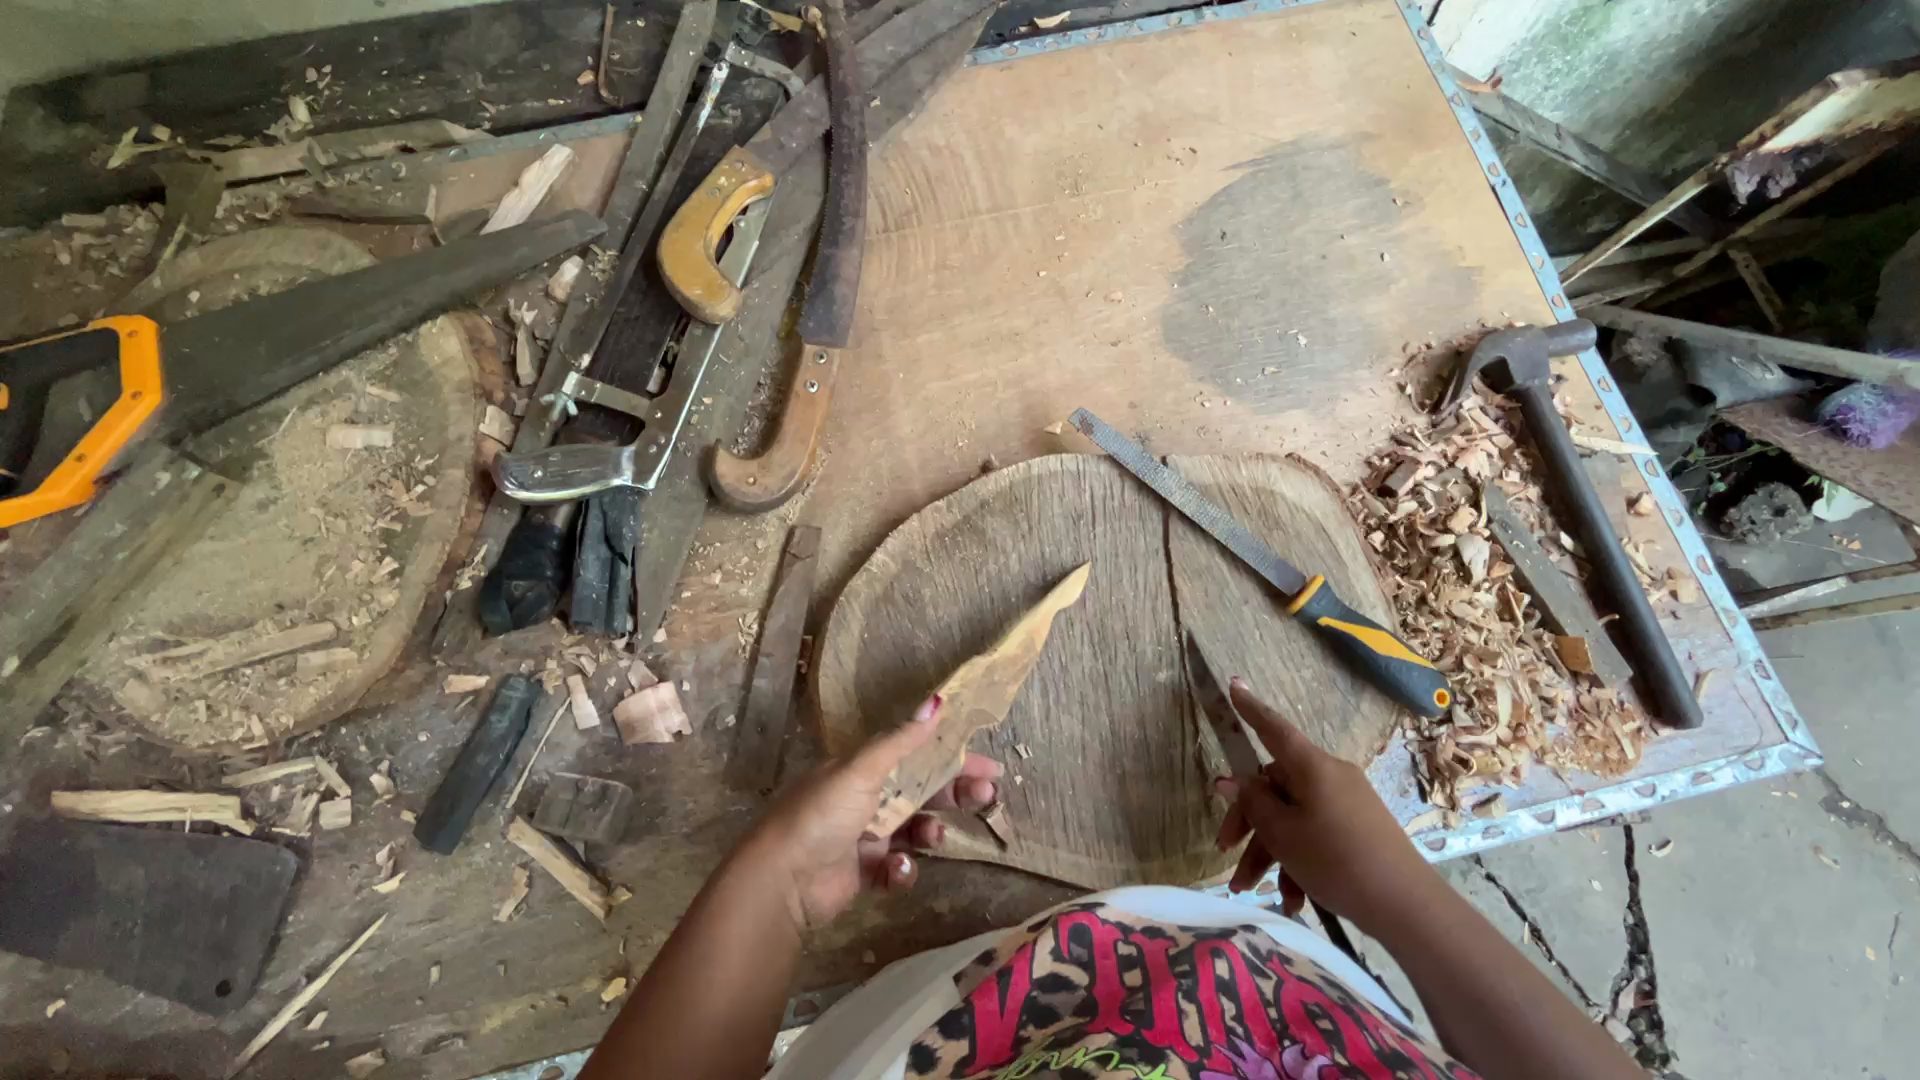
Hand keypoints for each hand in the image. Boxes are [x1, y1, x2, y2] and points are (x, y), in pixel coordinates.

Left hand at [737, 695, 1000, 932]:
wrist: (782, 880)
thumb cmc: (821, 814)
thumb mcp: (861, 769)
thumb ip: (901, 740)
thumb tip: (937, 700)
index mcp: (863, 767)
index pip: (917, 754)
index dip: (953, 757)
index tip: (990, 767)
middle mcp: (865, 797)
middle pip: (922, 790)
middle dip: (955, 794)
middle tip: (987, 797)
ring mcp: (865, 837)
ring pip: (914, 830)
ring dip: (930, 832)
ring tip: (934, 838)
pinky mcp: (864, 874)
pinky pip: (898, 868)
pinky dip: (902, 870)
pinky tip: (895, 870)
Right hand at [1214, 677, 1444, 937]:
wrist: (1408, 907)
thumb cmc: (1337, 860)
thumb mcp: (1283, 833)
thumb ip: (1253, 803)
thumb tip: (1230, 780)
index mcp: (1312, 768)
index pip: (1273, 729)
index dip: (1250, 709)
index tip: (1234, 684)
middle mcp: (1330, 777)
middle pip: (1275, 788)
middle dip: (1248, 823)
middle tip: (1224, 851)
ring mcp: (1346, 803)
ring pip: (1292, 818)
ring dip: (1269, 853)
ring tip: (1250, 890)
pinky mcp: (1358, 829)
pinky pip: (1315, 835)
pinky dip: (1298, 862)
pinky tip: (1293, 899)